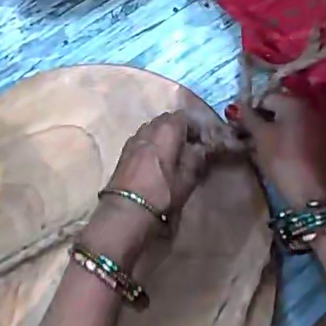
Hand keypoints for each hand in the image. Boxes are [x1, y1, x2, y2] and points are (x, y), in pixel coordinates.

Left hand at [80, 108, 237, 261]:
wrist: (126, 209)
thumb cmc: (161, 194)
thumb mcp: (186, 180)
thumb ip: (195, 159)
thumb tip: (200, 148)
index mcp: (165, 131)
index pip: (182, 116)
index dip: (194, 126)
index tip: (201, 140)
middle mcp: (147, 129)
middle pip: (165, 119)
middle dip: (178, 128)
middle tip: (189, 146)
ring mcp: (133, 139)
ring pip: (152, 127)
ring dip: (163, 135)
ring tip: (173, 153)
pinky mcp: (124, 151)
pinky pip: (142, 138)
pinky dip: (152, 142)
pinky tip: (157, 160)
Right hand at [230, 91, 325, 205]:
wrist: (312, 193)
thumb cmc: (282, 158)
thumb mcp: (260, 135)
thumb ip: (247, 116)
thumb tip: (236, 104)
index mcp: (294, 102)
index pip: (265, 98)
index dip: (249, 110)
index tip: (239, 124)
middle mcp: (310, 108)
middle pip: (278, 108)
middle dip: (262, 119)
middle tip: (247, 135)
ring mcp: (319, 126)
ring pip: (288, 122)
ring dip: (273, 130)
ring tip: (259, 145)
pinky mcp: (323, 143)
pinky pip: (299, 133)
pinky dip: (286, 138)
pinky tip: (276, 151)